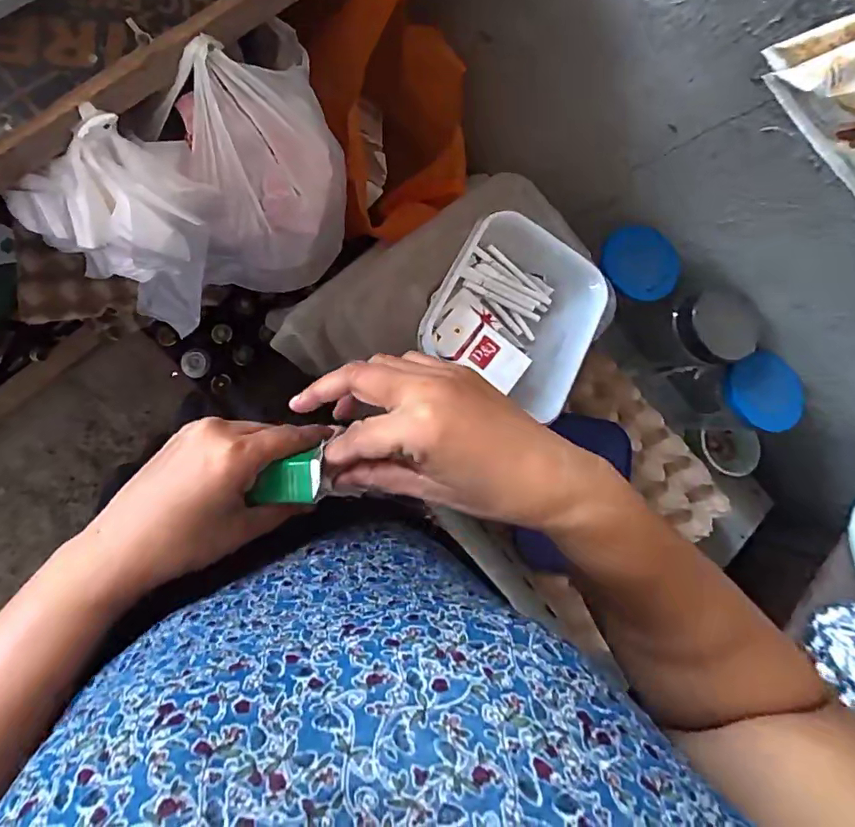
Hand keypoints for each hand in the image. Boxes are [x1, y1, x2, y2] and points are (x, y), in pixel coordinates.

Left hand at [73, 418, 333, 598]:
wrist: (120, 545)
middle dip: (287, 447)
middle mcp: (216, 429)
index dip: (313, 440)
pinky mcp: (180, 436)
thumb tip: (310, 496)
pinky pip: (222, 434)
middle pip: (266, 431)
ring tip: (268, 475)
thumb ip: (281, 506)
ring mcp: (194, 429)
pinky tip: (236, 472)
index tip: (332, 443)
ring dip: (262, 447)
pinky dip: (238, 447)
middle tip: (303, 470)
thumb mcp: (240, 529)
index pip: (287, 437)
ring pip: (244, 431)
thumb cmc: (184, 543)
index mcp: (235, 451)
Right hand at [290, 352, 631, 531]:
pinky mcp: (456, 369)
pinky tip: (385, 398)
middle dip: (324, 388)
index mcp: (420, 423)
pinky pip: (409, 362)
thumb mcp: (429, 489)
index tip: (319, 463)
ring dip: (356, 379)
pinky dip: (387, 375)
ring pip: (382, 362)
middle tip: (302, 405)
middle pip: (359, 375)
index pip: (360, 434)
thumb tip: (338, 473)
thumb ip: (377, 474)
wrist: (552, 474)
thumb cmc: (492, 492)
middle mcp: (426, 386)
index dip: (335, 451)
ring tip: (343, 407)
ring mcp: (442, 372)